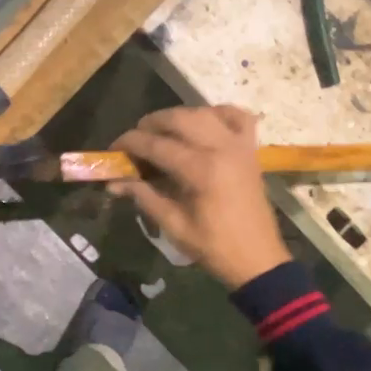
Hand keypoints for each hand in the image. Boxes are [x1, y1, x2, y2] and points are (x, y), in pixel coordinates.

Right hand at [108, 106, 292, 289]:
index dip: (131, 143)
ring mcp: (239, 146)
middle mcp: (221, 148)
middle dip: (151, 123)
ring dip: (179, 117)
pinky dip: (217, 113)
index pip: (157, 145)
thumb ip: (144, 197)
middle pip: (179, 119)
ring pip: (204, 113)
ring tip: (162, 132)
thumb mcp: (173, 225)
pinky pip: (237, 117)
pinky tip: (202, 123)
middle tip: (135, 139)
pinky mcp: (251, 150)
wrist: (257, 257)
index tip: (113, 149)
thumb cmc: (213, 246)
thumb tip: (114, 184)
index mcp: (201, 170)